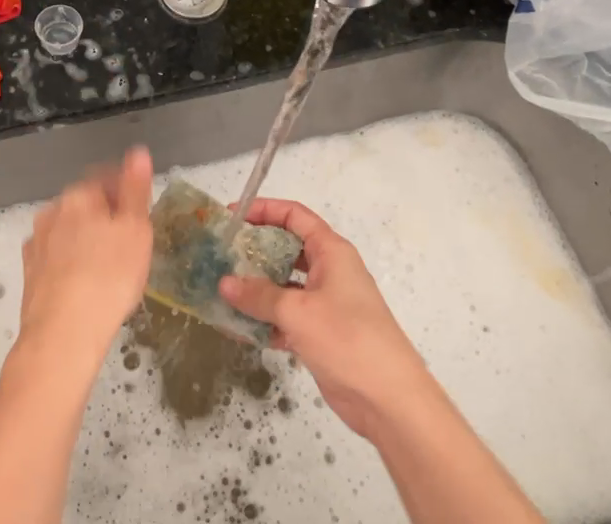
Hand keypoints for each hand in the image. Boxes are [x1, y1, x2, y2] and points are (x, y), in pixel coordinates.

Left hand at [17, 146, 154, 357]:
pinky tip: (83, 284)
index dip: (126, 194)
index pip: (106, 179)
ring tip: (107, 269)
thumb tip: (139, 152)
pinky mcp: (29, 270)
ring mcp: (36, 241)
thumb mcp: (136, 230)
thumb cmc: (109, 277)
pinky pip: (56, 256)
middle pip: (85, 204)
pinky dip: (70, 263)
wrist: (63, 333)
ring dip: (86, 240)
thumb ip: (136, 189)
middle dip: (105, 217)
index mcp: (79, 195)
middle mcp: (52, 211)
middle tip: (129, 245)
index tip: (140, 217)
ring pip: (68, 230)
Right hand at [219, 198, 422, 437]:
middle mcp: (329, 272)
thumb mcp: (297, 312)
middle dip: (254, 251)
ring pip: (284, 285)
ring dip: (256, 288)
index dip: (263, 210)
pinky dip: (265, 320)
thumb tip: (224, 283)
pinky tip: (239, 328)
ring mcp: (326, 304)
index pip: (295, 216)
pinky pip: (286, 317)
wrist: (388, 399)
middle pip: (287, 249)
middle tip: (221, 255)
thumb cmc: (347, 339)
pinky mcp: (320, 333)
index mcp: (331, 253)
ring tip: (222, 291)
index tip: (232, 217)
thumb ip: (258, 295)